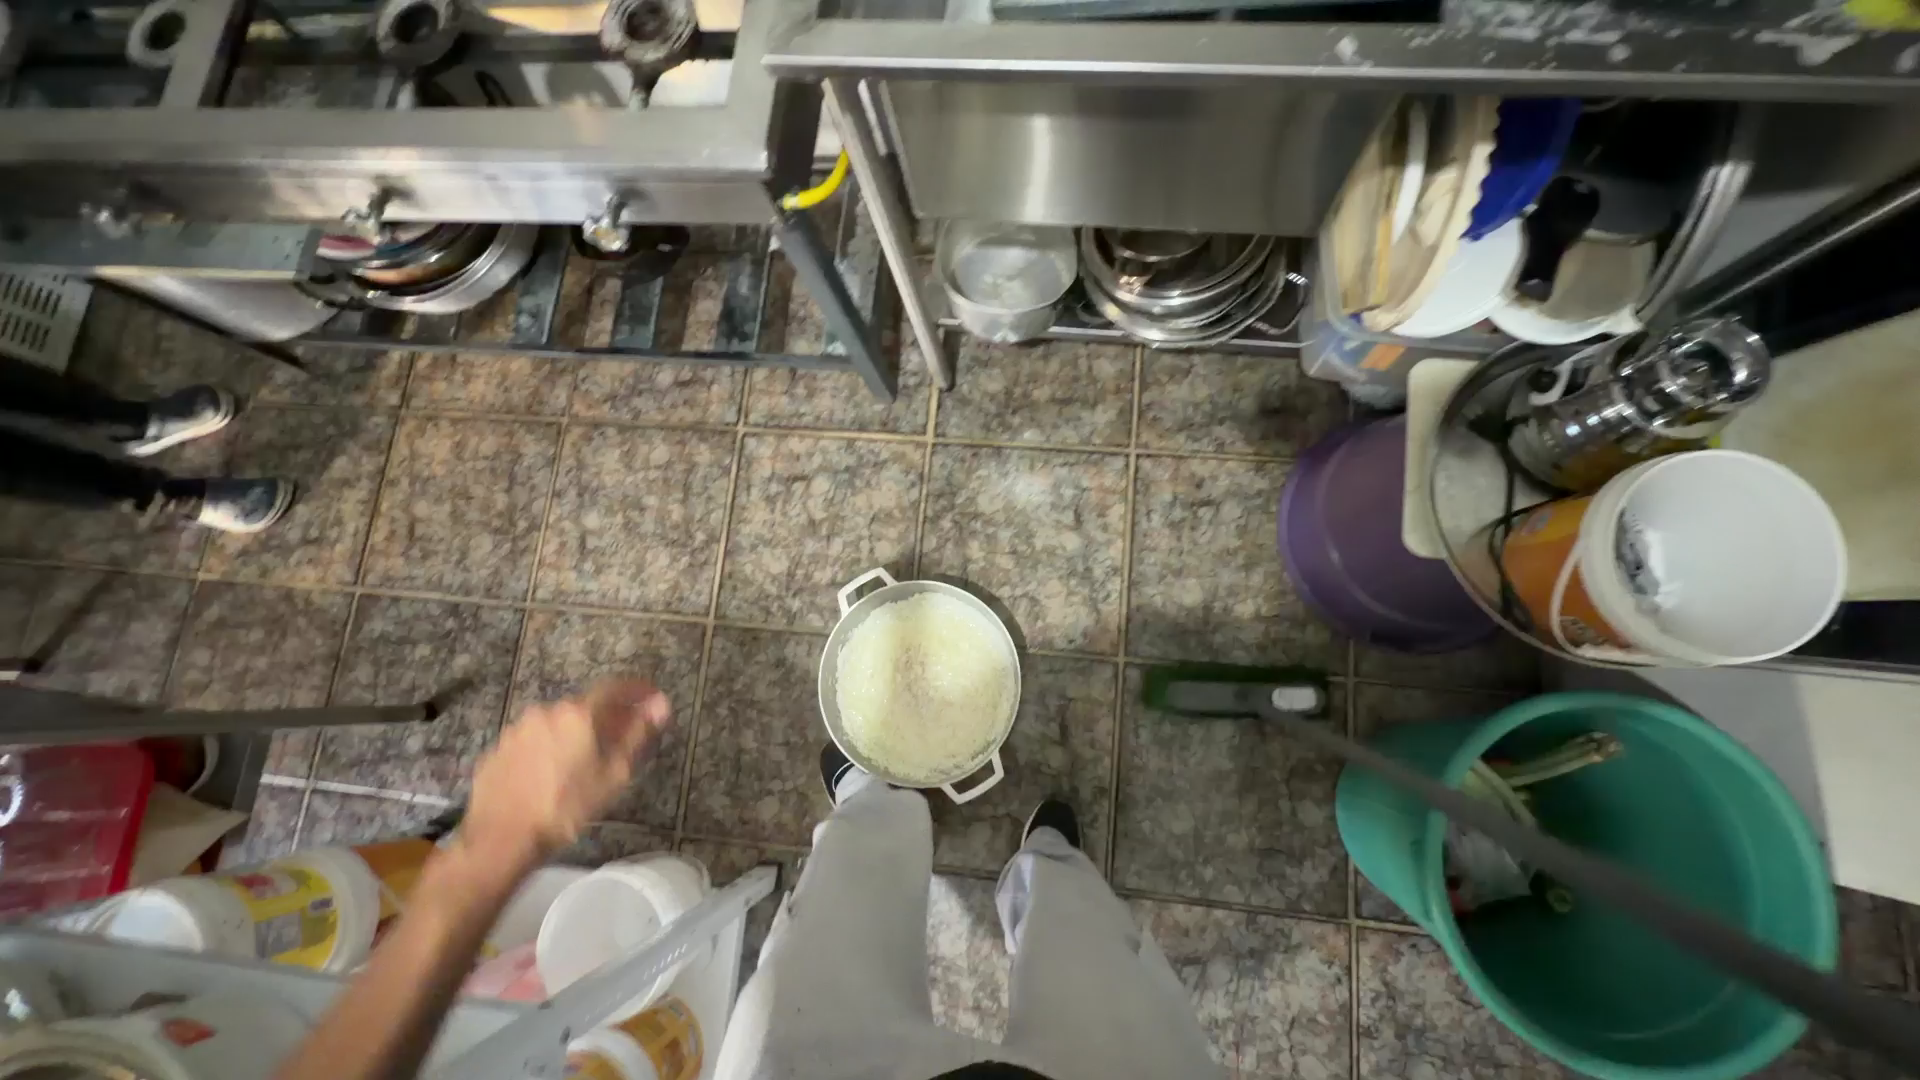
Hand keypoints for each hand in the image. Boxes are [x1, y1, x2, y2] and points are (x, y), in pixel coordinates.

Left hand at [462, 679, 671, 863]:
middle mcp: (546, 711)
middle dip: (608, 716)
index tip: (652, 698)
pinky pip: (535, 739)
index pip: (615, 688)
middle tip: (623, 735)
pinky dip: (551, 746)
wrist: (499, 839)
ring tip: (589, 757)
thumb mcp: (613, 775)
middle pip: (586, 706)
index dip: (637, 691)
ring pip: (558, 723)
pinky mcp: (498, 750)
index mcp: (578, 713)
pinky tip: (555, 771)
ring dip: (578, 731)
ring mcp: (517, 729)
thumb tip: (661, 705)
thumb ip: (638, 735)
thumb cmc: (566, 808)